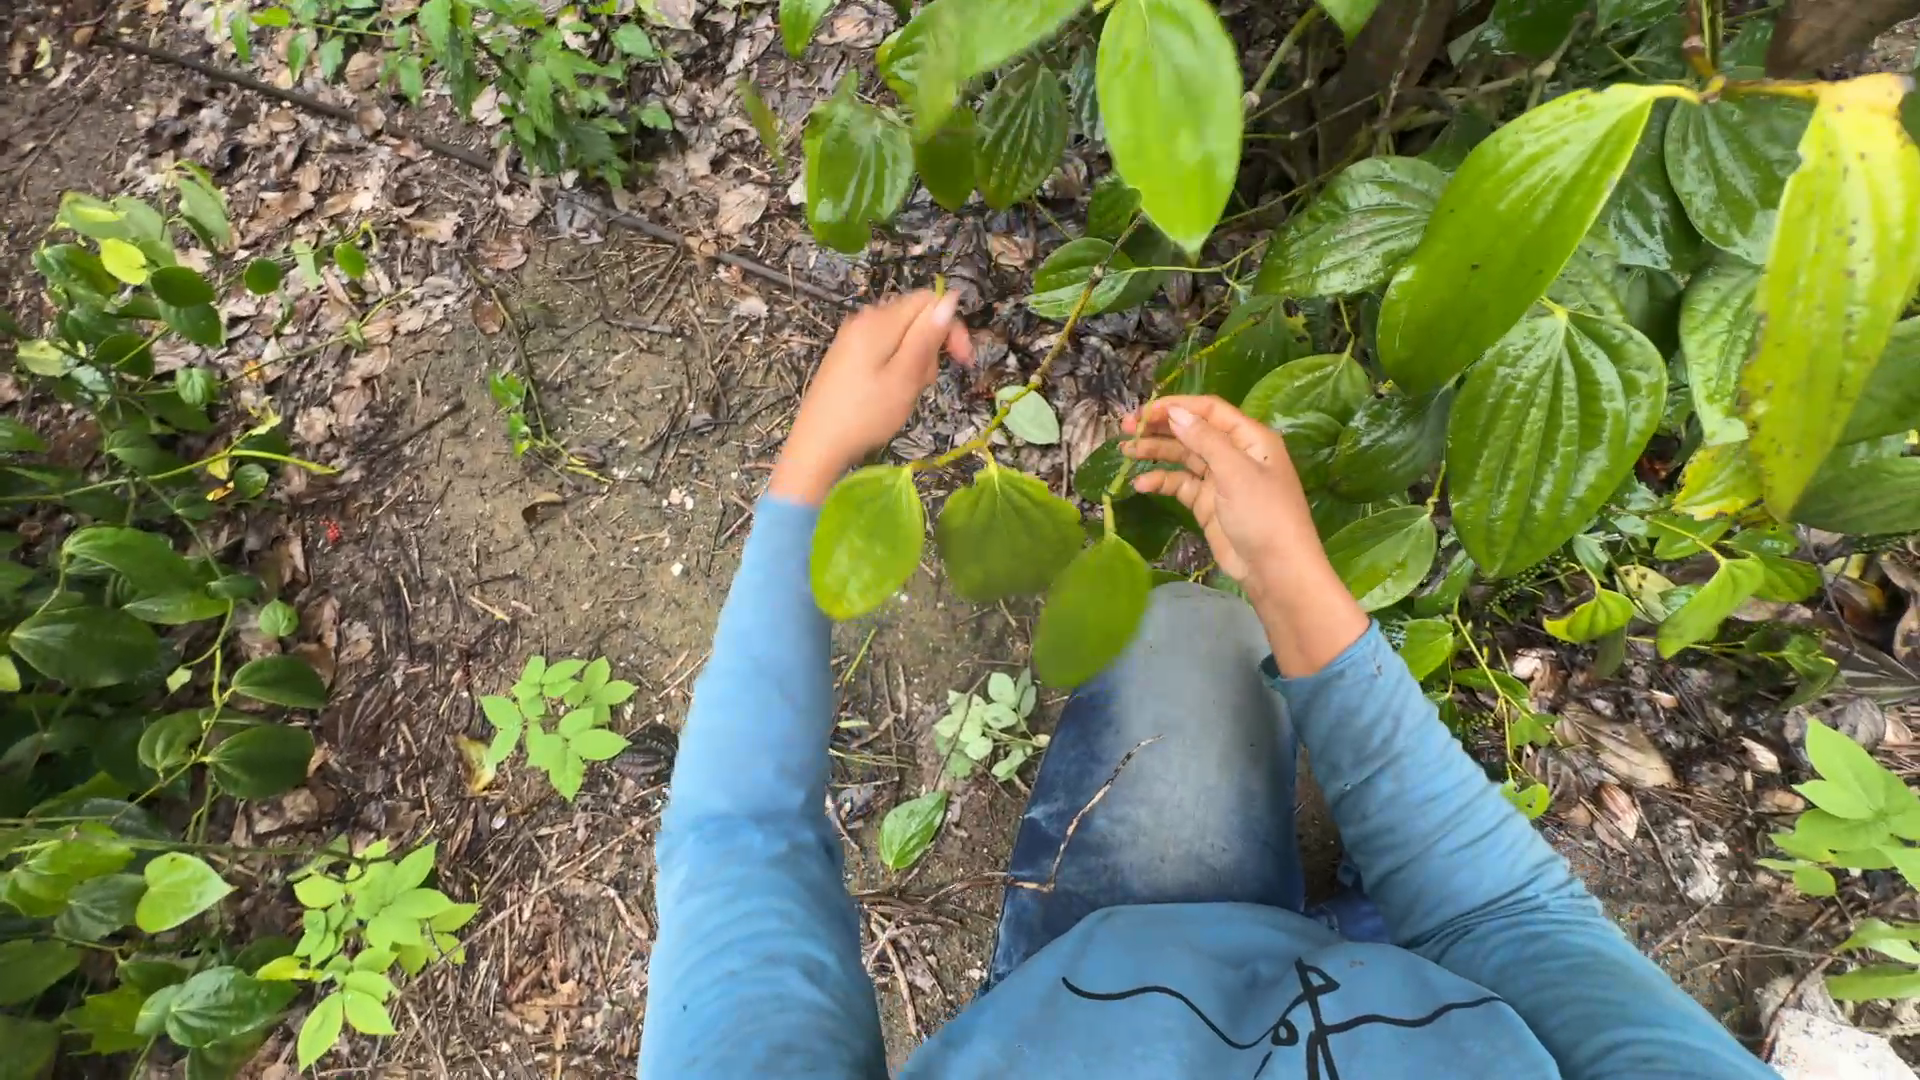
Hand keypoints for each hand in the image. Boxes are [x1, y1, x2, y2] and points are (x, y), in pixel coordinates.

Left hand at [769, 290, 972, 503]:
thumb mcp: (905, 377)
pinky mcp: (847, 355)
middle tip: (923, 384)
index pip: (929, 301)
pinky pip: (884, 349)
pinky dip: (896, 367)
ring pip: (901, 336)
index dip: (951, 327)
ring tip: (905, 393)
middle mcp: (865, 320)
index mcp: (880, 321)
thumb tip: (950, 299)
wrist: (818, 444)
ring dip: (915, 361)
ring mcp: (853, 337)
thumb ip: (927, 336)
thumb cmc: (866, 414)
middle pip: (915, 317)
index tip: (962, 361)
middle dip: (931, 347)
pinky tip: (889, 392)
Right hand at [1121, 395, 1367, 674]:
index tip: (1144, 411)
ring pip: (1182, 456)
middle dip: (1160, 428)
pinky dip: (1161, 482)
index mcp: (1249, 438)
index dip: (1176, 407)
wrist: (1275, 568)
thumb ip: (1205, 439)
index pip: (1208, 411)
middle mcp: (1234, 453)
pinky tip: (1141, 485)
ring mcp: (1220, 479)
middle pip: (1192, 431)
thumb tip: (1176, 413)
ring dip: (1155, 452)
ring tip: (1125, 452)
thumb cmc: (1263, 514)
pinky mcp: (1207, 503)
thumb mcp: (1235, 471)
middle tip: (1126, 428)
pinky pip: (1180, 484)